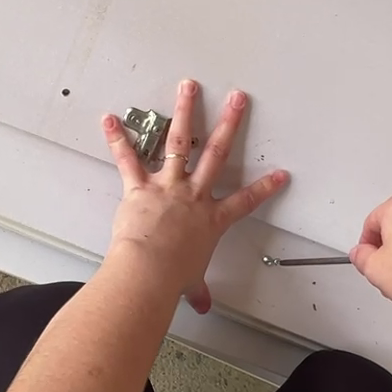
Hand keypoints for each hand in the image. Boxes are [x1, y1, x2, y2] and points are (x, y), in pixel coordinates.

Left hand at [102, 79, 287, 312]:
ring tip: (188, 88)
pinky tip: (111, 119)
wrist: (150, 270)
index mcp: (211, 219)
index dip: (265, 188)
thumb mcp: (190, 283)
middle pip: (217, 154)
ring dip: (185, 113)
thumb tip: (201, 304)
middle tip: (238, 100)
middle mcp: (194, 196)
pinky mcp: (140, 187)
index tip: (280, 174)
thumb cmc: (172, 277)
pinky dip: (117, 139)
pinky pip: (128, 159)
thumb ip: (197, 290)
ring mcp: (168, 186)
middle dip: (230, 124)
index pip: (245, 202)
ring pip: (179, 143)